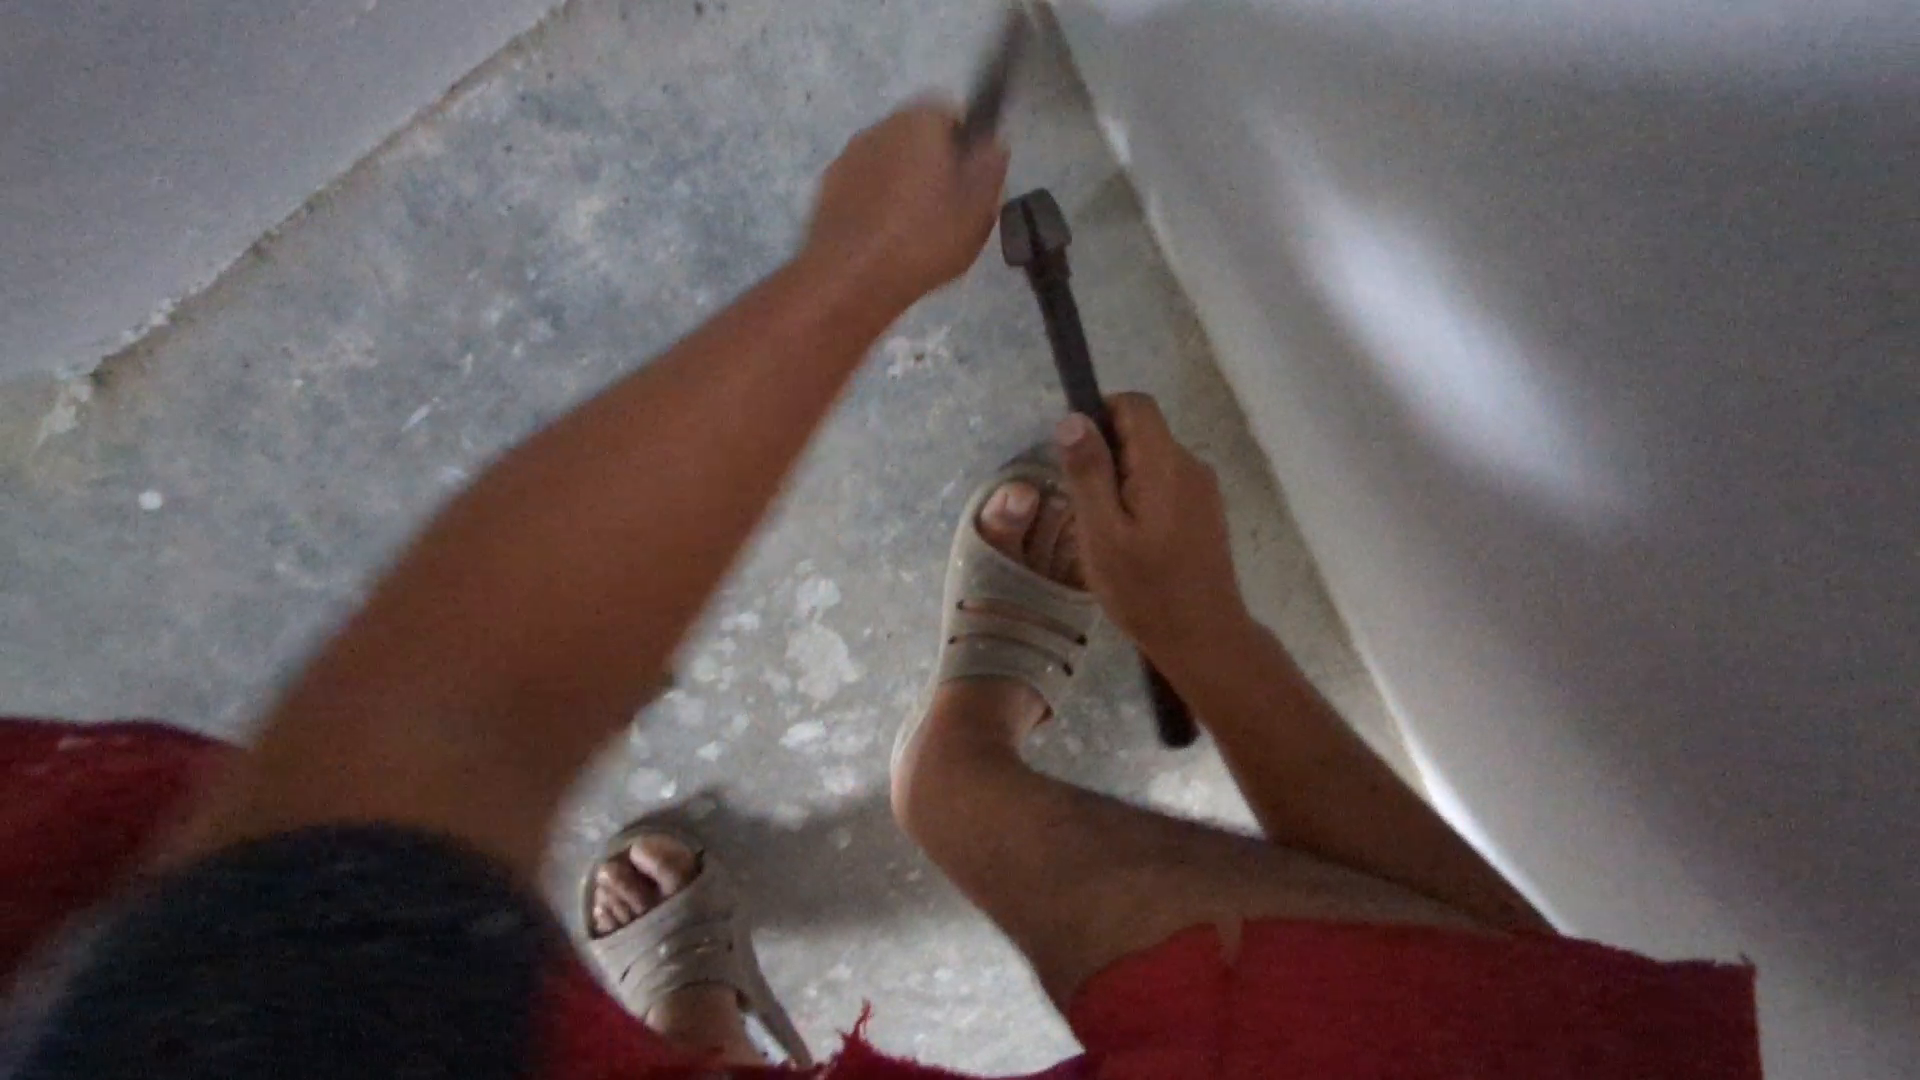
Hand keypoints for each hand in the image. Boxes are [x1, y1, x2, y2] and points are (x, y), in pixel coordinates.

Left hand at [803, 101, 1009, 308]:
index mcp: (921, 120)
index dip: (965, 144)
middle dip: (932, 164)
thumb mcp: (977, 212)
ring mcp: (848, 156)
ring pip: (888, 163)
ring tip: (914, 231)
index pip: (951, 111)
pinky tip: (885, 241)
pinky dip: (876, 205)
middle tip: (947, 209)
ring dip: (902, 185)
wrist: (850, 279)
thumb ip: (990, 170)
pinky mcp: (827, 189)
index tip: (970, 181)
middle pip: (916, 136)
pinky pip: (864, 188)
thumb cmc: (923, 242)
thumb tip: (993, 145)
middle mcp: (880, 126)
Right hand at [1055, 393, 1250, 665]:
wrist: (1203, 637)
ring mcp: (1203, 490)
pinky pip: (1165, 485)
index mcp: (1165, 464)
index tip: (1075, 454)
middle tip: (1083, 505)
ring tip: (1103, 529)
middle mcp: (1191, 465)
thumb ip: (1088, 473)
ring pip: (1152, 461)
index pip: (1135, 405)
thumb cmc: (1145, 589)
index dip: (1099, 413)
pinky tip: (1130, 541)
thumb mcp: (1102, 533)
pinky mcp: (1205, 512)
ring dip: (1121, 480)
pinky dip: (1140, 498)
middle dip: (1106, 455)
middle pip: (1143, 432)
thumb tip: (1072, 419)